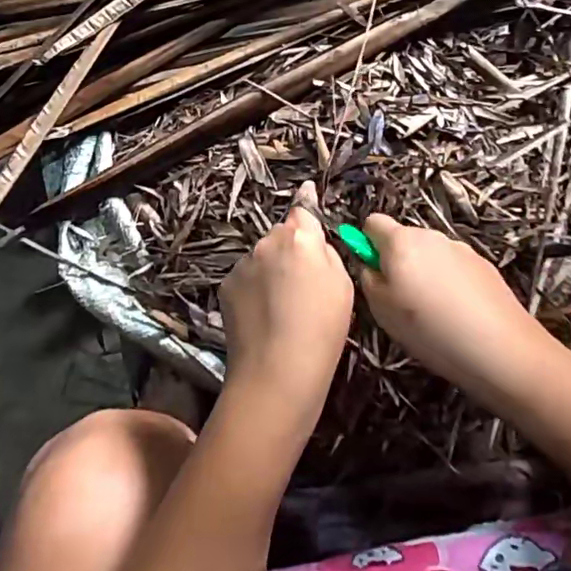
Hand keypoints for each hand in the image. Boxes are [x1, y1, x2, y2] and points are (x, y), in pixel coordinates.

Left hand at [219, 182, 353, 394]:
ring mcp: (243, 263)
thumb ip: (326, 254)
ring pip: (261, 258)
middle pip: (281, 236)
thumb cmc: (322, 329)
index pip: (302, 210)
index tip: (308, 200)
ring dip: (270, 271)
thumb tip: (312, 244)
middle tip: (302, 284)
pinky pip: (246, 278)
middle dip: (290, 250)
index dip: (307, 210)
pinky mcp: (226, 285)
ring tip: (281, 307)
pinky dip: (254, 290)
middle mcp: (267, 242)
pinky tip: (263, 317)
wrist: (277, 371)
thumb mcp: (344, 287)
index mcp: (300, 238)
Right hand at [358, 215, 559, 403]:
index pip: (372, 222)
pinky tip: (458, 315)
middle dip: (398, 261)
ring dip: (425, 273)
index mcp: (400, 241)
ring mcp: (461, 249)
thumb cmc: (430, 329)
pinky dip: (450, 283)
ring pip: (430, 255)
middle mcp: (430, 236)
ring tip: (433, 313)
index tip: (374, 272)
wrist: (501, 349)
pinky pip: (454, 268)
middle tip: (401, 300)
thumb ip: (368, 279)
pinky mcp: (484, 266)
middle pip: (403, 239)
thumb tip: (370, 265)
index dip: (367, 244)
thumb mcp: (381, 310)